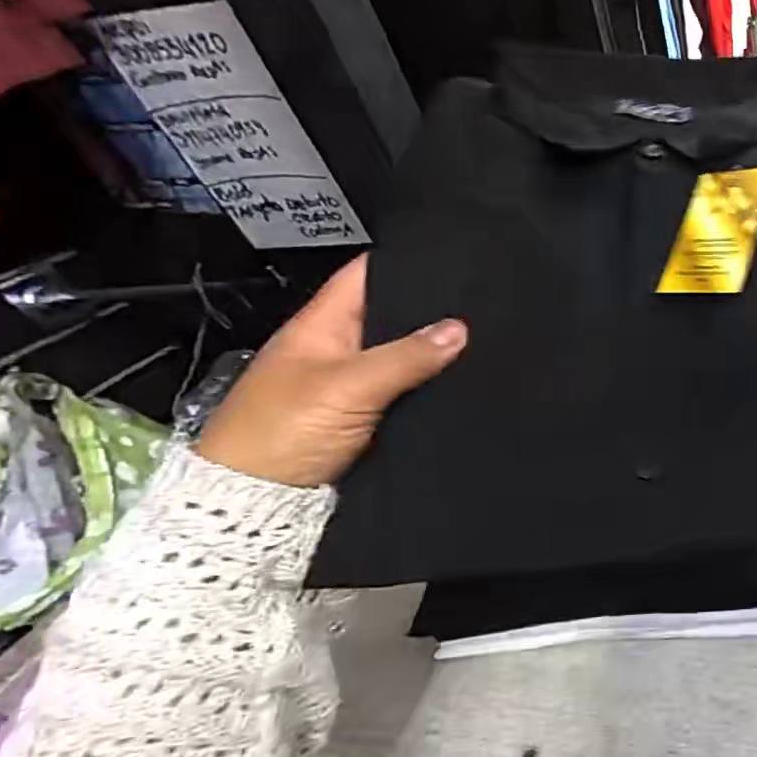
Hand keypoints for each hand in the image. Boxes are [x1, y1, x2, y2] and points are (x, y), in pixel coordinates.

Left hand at [197, 255, 466, 486]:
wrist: (260, 501)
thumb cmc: (285, 431)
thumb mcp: (347, 387)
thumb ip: (406, 356)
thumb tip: (461, 328)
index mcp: (321, 327)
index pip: (366, 278)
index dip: (405, 262)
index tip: (455, 255)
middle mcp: (341, 349)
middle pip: (395, 315)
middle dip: (436, 307)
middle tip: (490, 298)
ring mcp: (358, 382)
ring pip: (409, 353)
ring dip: (442, 346)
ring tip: (495, 332)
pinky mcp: (375, 413)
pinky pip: (416, 386)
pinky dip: (440, 380)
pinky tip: (474, 374)